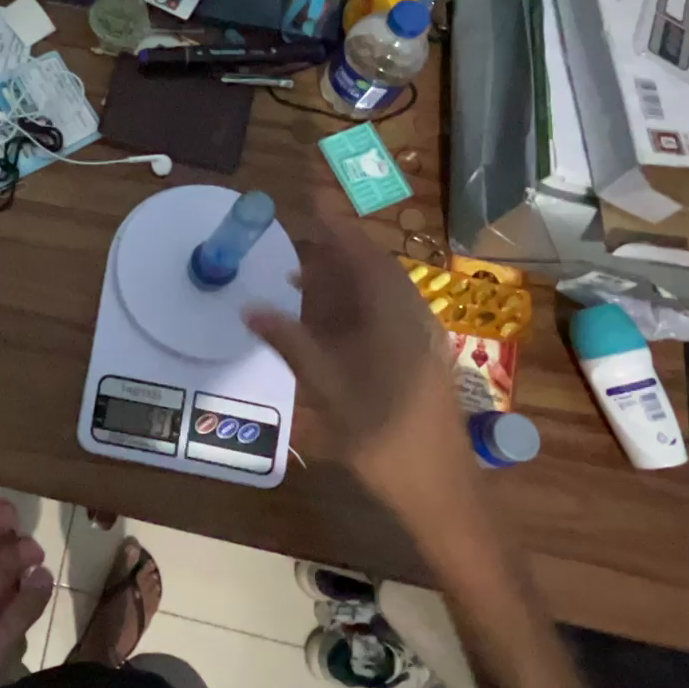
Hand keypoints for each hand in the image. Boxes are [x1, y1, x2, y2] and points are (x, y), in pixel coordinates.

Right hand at [242, 208, 468, 506]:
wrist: (437, 487)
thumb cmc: (381, 433)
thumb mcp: (326, 386)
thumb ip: (290, 341)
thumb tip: (251, 308)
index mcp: (394, 314)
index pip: (361, 254)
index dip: (335, 226)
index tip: (311, 200)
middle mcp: (411, 316)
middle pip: (370, 269)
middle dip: (331, 255)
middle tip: (290, 248)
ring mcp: (419, 337)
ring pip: (377, 293)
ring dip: (339, 282)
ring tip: (297, 281)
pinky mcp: (419, 356)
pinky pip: (383, 315)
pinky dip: (351, 307)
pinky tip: (325, 322)